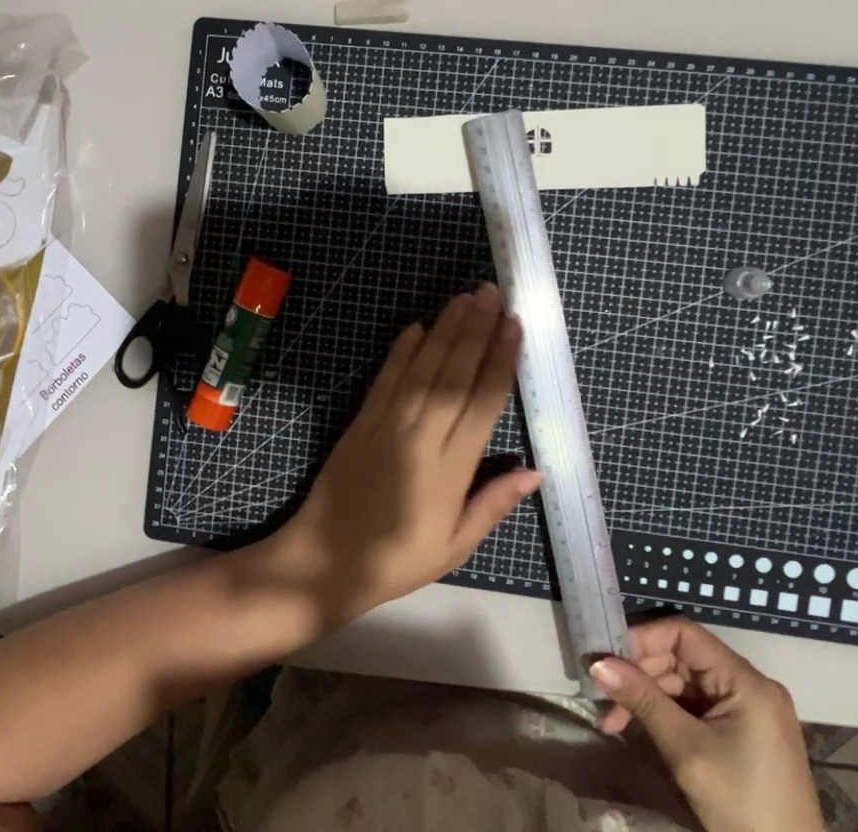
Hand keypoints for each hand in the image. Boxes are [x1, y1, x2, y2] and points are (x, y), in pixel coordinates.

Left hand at [265, 284, 541, 620]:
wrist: (323, 562)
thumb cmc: (394, 561)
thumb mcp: (454, 547)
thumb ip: (492, 504)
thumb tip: (534, 470)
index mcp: (450, 470)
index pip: (482, 403)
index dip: (500, 361)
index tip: (514, 328)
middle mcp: (420, 438)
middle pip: (454, 374)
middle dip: (476, 330)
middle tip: (493, 294)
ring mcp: (386, 426)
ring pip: (422, 369)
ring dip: (444, 330)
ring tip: (464, 298)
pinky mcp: (358, 424)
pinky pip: (384, 381)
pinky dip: (400, 352)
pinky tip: (416, 327)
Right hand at [589, 617, 823, 831]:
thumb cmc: (741, 804)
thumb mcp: (685, 749)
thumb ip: (642, 699)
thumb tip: (597, 663)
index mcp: (746, 681)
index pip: (684, 634)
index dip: (642, 639)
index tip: (606, 659)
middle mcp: (750, 685)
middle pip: (683, 658)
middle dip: (640, 674)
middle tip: (603, 698)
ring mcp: (749, 710)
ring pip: (686, 683)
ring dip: (648, 696)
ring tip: (613, 723)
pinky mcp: (745, 732)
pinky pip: (697, 706)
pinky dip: (667, 714)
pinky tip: (640, 729)